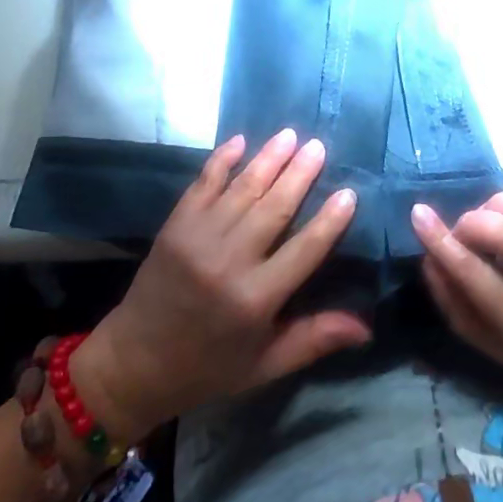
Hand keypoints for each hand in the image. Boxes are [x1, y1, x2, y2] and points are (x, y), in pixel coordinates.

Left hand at [71, 130, 369, 439]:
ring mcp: (197, 239)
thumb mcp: (265, 365)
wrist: (136, 361)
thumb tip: (366, 327)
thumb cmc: (209, 366)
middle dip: (299, 174)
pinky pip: (202, 185)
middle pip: (273, 209)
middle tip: (319, 146)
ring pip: (241, 190)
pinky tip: (239, 141)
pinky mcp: (174, 226)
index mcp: (255, 300)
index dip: (329, 221)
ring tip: (290, 135)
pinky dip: (220, 161)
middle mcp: (228, 262)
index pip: (304, 250)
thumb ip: (314, 339)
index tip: (349, 193)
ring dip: (267, 159)